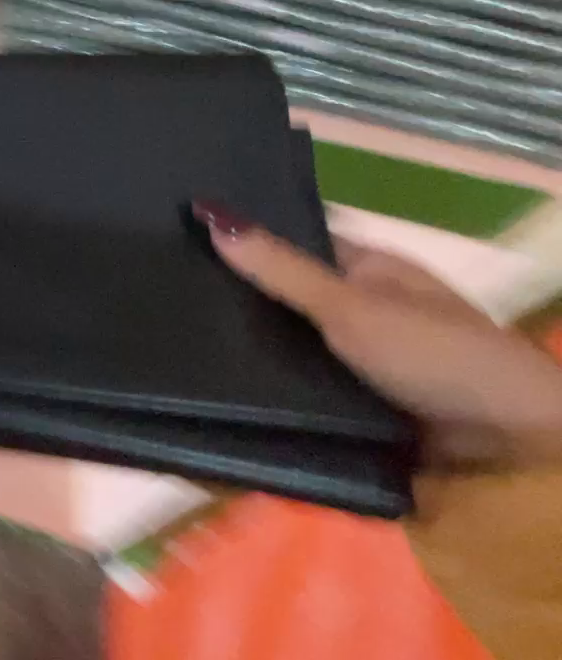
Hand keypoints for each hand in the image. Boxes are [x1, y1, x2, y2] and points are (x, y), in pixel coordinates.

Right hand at [195, 199, 561, 466]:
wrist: (510, 457)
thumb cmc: (439, 360)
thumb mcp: (351, 306)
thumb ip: (278, 267)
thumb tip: (207, 211)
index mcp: (372, 268)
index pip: (294, 236)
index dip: (242, 232)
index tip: (178, 228)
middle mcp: (362, 303)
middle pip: (280, 287)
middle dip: (231, 288)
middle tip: (160, 277)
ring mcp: (353, 352)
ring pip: (279, 334)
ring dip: (240, 335)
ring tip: (166, 319)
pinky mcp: (344, 396)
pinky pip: (286, 375)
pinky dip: (257, 372)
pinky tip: (207, 365)